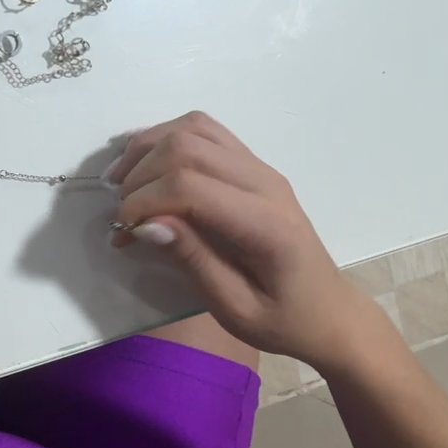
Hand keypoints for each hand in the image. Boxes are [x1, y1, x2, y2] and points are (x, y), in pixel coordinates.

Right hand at [106, 111, 392, 372]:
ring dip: (148, 148)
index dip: (144, 201)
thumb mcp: (235, 309)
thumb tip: (146, 224)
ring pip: (193, 128)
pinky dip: (166, 138)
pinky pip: (204, 130)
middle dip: (139, 174)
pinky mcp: (252, 164)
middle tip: (119, 211)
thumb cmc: (283, 320)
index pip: (190, 185)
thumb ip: (193, 261)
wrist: (329, 312)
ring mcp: (260, 167)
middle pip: (186, 147)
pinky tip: (146, 164)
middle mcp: (265, 182)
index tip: (122, 231)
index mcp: (265, 224)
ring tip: (122, 182)